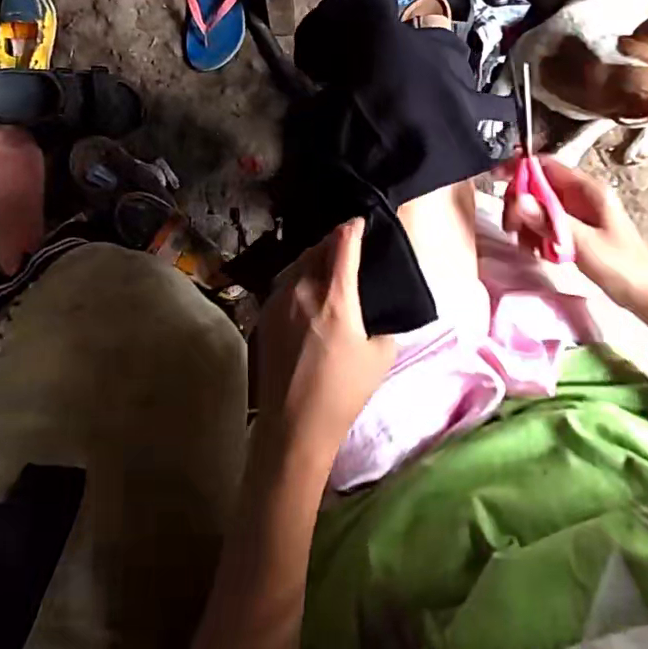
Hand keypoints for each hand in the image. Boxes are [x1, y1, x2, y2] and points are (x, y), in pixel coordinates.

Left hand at [260, 219, 395, 447]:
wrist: (294, 426)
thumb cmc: (344, 393)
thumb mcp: (381, 355)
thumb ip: (383, 321)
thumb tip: (378, 306)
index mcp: (334, 297)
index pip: (342, 244)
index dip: (353, 228)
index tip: (361, 222)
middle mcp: (302, 291)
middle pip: (317, 248)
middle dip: (334, 240)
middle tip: (348, 243)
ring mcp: (278, 302)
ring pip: (297, 263)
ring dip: (314, 256)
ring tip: (328, 262)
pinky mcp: (264, 316)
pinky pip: (283, 283)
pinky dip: (298, 276)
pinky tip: (307, 288)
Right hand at [502, 155, 647, 310]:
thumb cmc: (622, 268)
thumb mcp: (583, 244)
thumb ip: (550, 221)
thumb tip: (519, 200)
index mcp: (589, 190)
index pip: (547, 165)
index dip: (520, 168)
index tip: (498, 180)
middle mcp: (582, 195)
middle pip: (539, 185)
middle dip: (520, 201)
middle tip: (510, 227)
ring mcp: (579, 212)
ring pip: (540, 205)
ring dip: (526, 220)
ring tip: (523, 244)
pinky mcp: (577, 229)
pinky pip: (547, 222)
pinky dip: (536, 233)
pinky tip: (535, 250)